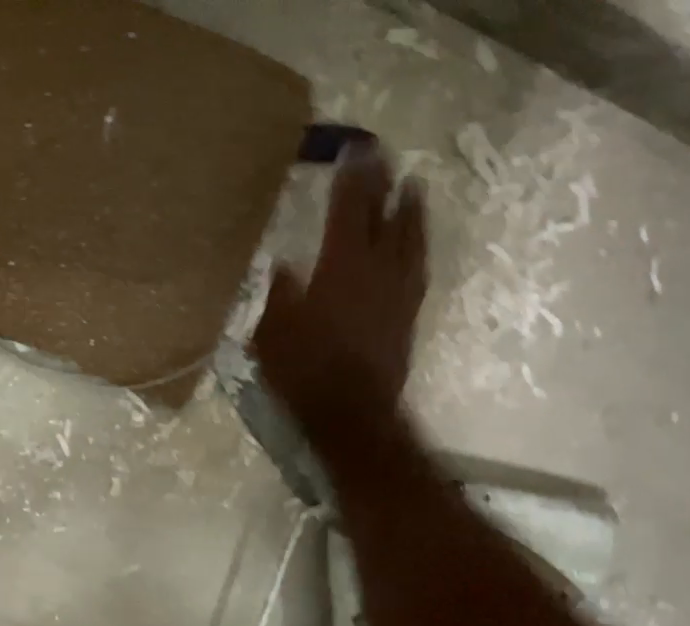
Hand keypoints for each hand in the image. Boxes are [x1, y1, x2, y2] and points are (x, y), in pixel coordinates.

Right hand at [254, 145, 428, 414]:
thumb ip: (279, 294)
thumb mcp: (272, 330)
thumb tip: (283, 265)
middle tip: (384, 157)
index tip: (356, 149)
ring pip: (410, 240)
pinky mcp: (407, 314)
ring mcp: (398, 291)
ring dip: (412, 211)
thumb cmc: (304, 370)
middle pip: (384, 216)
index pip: (349, 209)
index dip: (352, 178)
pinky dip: (417, 248)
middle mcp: (376, 268)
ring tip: (414, 189)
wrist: (352, 412)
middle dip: (383, 184)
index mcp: (340, 265)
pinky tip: (415, 246)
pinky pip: (417, 269)